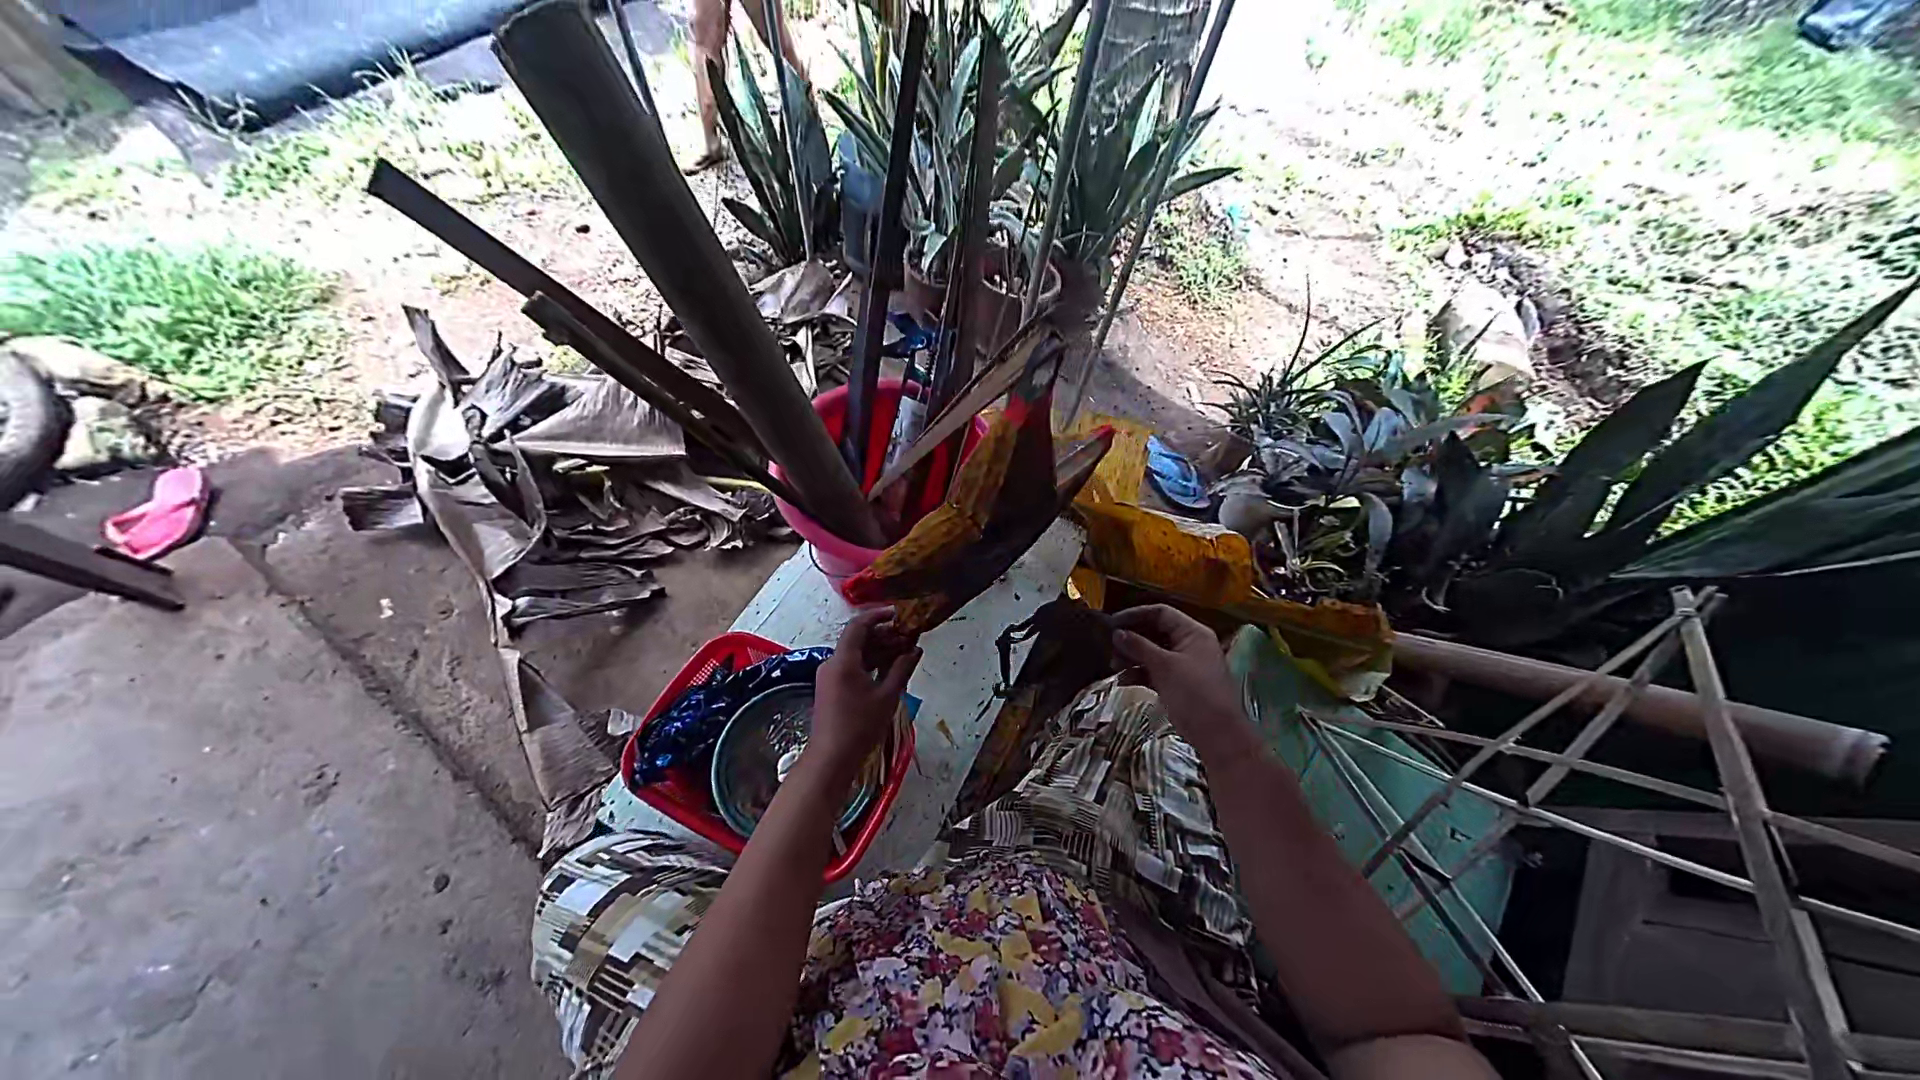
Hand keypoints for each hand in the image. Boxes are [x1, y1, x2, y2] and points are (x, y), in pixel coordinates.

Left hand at [808, 608, 920, 783]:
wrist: (831, 758)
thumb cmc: (860, 726)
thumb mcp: (887, 696)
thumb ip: (902, 668)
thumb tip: (915, 649)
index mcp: (843, 660)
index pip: (858, 626)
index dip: (878, 616)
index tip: (898, 613)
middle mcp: (832, 663)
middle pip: (857, 639)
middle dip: (883, 635)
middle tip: (907, 636)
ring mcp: (829, 676)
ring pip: (855, 653)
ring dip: (878, 650)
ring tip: (903, 652)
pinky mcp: (830, 688)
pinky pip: (851, 666)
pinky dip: (869, 663)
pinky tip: (888, 669)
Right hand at [1111, 605, 1248, 753]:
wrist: (1218, 736)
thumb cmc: (1194, 694)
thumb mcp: (1164, 667)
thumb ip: (1139, 646)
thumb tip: (1117, 633)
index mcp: (1193, 633)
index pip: (1160, 613)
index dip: (1134, 615)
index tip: (1111, 623)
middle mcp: (1190, 644)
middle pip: (1155, 632)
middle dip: (1131, 639)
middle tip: (1108, 646)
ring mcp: (1185, 665)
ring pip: (1153, 653)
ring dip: (1132, 657)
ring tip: (1113, 666)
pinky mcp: (1179, 684)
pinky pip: (1155, 671)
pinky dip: (1140, 674)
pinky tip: (1123, 681)